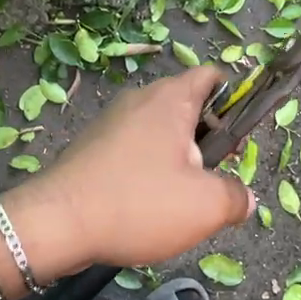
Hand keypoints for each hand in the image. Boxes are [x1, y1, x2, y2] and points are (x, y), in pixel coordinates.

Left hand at [4, 67, 254, 278]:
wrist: (56, 222)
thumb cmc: (138, 203)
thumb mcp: (205, 207)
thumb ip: (236, 197)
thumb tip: (244, 197)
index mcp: (171, 98)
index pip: (211, 77)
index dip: (234, 101)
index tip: (238, 139)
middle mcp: (140, 99)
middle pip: (187, 107)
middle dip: (206, 141)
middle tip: (211, 180)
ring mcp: (112, 120)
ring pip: (159, 131)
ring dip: (176, 160)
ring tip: (178, 202)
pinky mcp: (92, 145)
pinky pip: (133, 148)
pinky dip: (146, 170)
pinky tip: (144, 207)